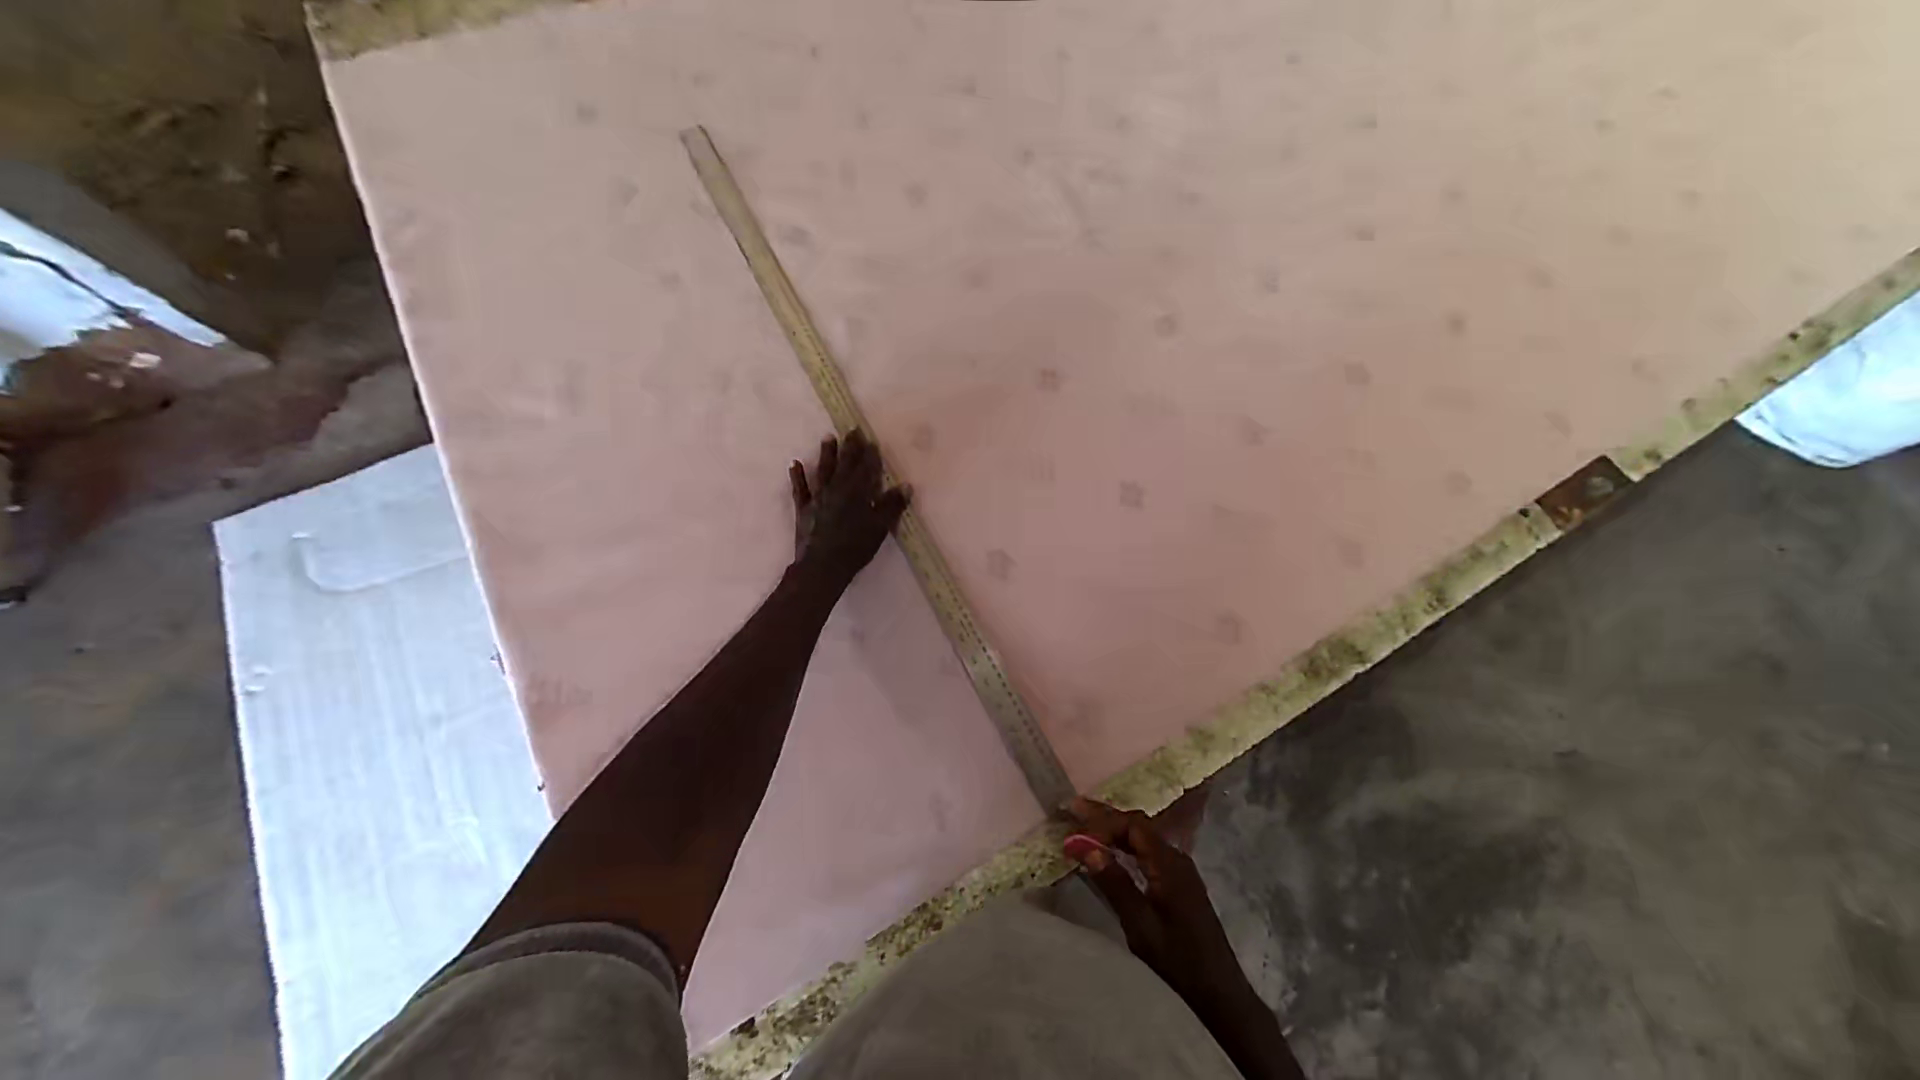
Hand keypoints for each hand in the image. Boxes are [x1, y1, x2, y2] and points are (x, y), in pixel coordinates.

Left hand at [787, 430, 909, 586]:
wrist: (822, 566)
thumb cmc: (855, 547)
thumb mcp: (879, 527)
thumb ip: (892, 505)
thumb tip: (906, 486)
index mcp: (857, 492)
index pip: (866, 468)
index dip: (870, 455)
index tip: (872, 441)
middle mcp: (836, 489)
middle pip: (845, 464)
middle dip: (850, 447)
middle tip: (853, 430)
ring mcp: (818, 497)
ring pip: (823, 471)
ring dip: (826, 454)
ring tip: (828, 437)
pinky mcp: (804, 509)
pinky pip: (800, 489)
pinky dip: (798, 476)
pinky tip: (795, 464)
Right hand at [1066, 798, 1306, 1079]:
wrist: (1219, 992)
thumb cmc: (1177, 959)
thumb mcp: (1140, 924)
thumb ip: (1113, 882)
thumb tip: (1082, 845)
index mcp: (1169, 864)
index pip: (1133, 825)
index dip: (1102, 820)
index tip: (1073, 822)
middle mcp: (1176, 858)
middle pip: (1138, 826)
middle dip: (1106, 817)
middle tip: (1074, 810)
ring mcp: (1180, 870)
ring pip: (1143, 837)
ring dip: (1115, 829)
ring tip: (1086, 825)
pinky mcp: (1178, 883)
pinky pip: (1148, 851)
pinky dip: (1125, 844)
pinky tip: (1112, 851)